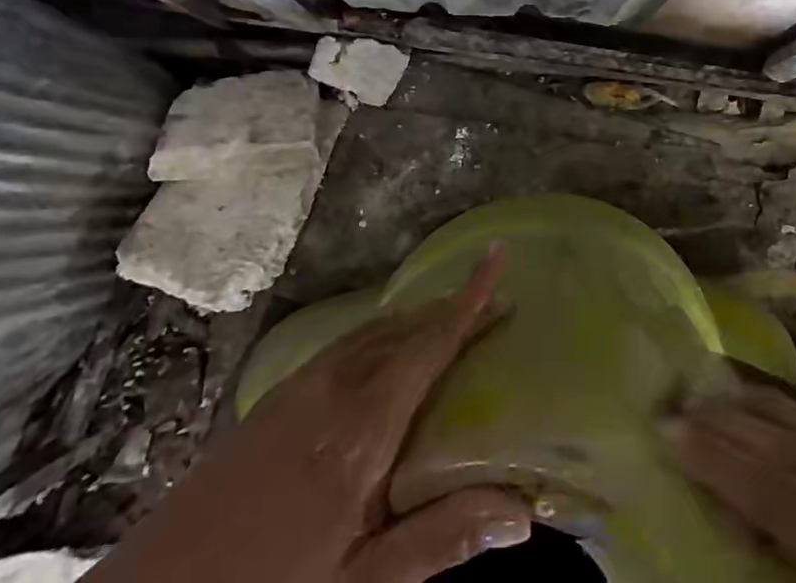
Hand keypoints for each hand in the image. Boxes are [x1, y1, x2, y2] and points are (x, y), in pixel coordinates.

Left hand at [85, 249, 529, 582]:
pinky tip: (383, 354)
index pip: (429, 347)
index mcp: (362, 431)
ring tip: (451, 319)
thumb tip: (523, 515)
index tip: (497, 254)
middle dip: (453, 308)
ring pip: (372, 333)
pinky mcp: (272, 401)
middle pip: (405, 330)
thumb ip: (439, 541)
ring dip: (417, 318)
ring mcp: (296, 391)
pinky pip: (343, 346)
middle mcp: (332, 392)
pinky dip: (380, 333)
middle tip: (495, 305)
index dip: (470, 300)